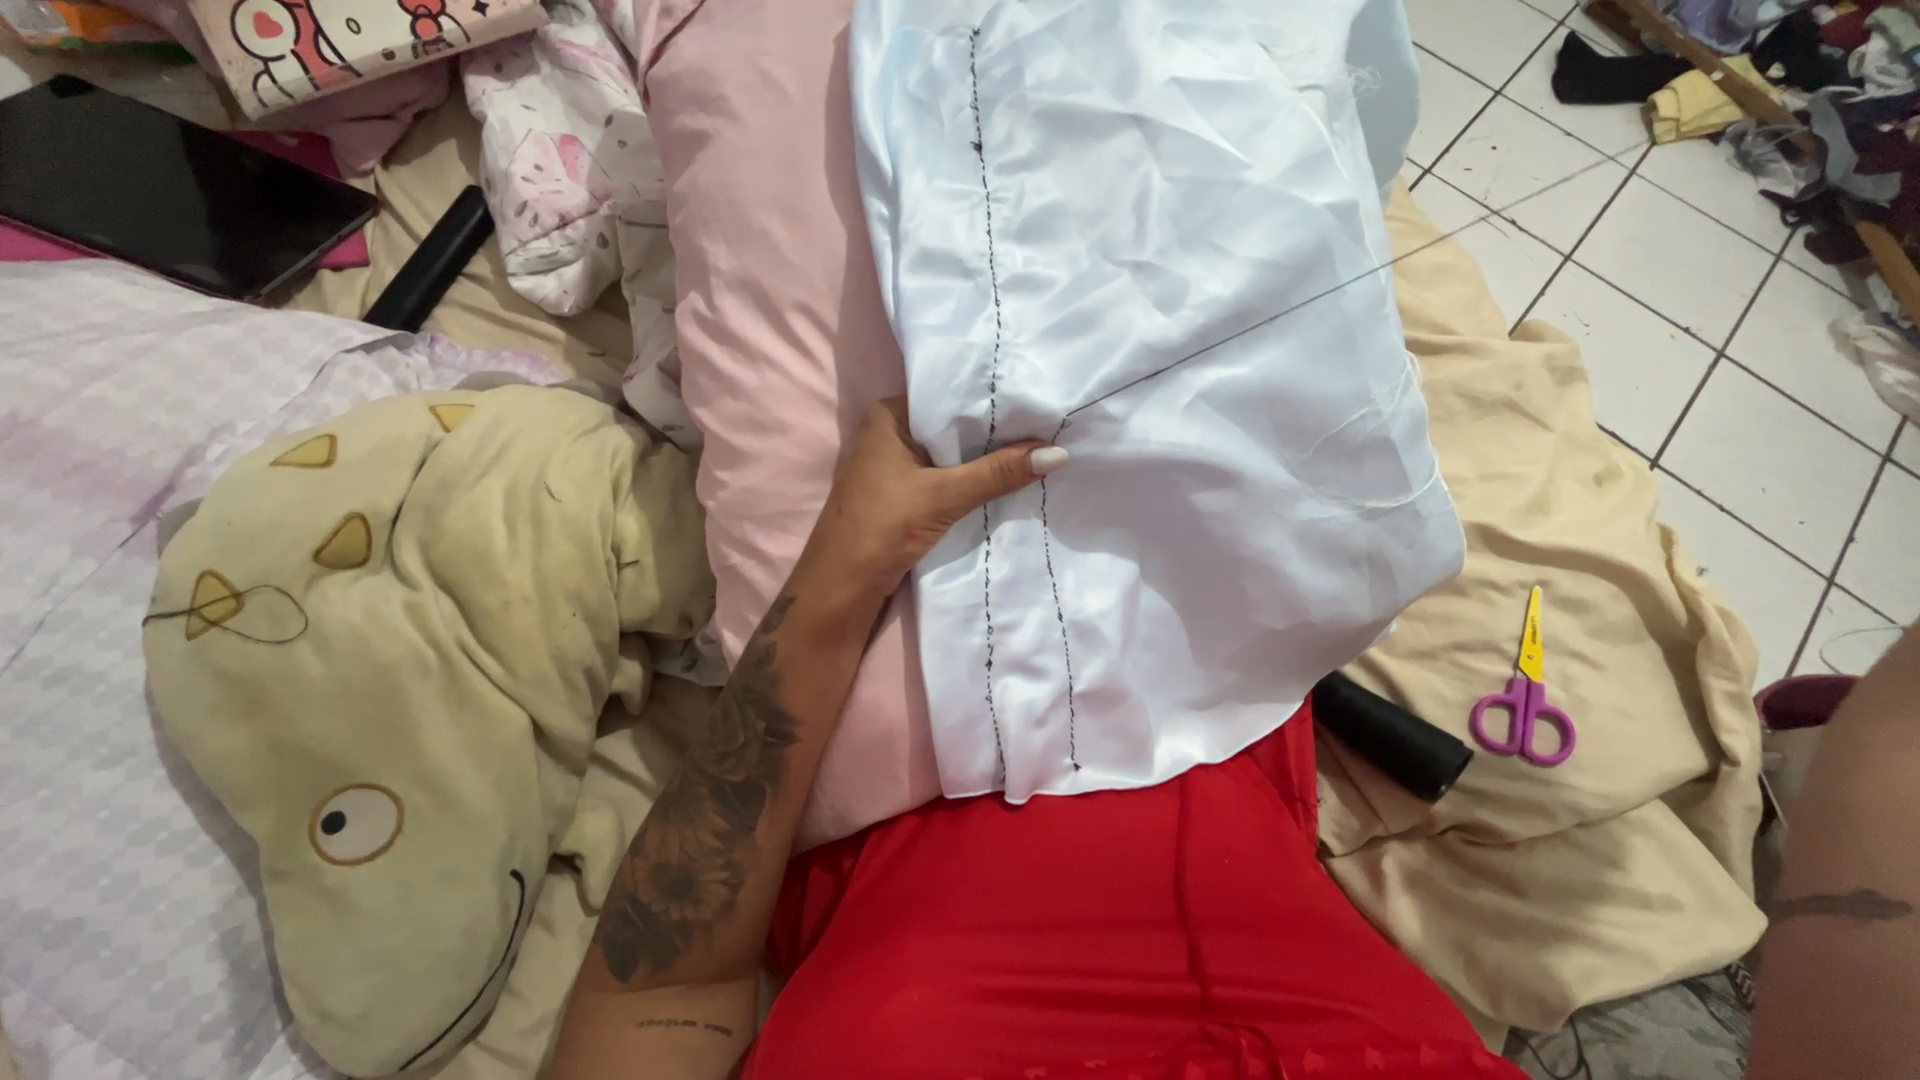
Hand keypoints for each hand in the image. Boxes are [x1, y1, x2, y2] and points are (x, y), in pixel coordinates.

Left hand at [797, 398, 1066, 603]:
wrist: (842, 587)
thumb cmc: (882, 527)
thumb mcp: (944, 495)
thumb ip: (998, 472)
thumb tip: (1057, 452)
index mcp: (889, 415)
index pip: (950, 396)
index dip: (992, 400)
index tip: (1038, 399)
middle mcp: (891, 432)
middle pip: (953, 426)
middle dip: (994, 431)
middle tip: (1049, 423)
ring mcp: (896, 465)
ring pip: (952, 454)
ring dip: (986, 458)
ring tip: (1040, 446)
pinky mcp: (905, 493)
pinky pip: (946, 477)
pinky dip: (972, 480)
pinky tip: (1009, 478)